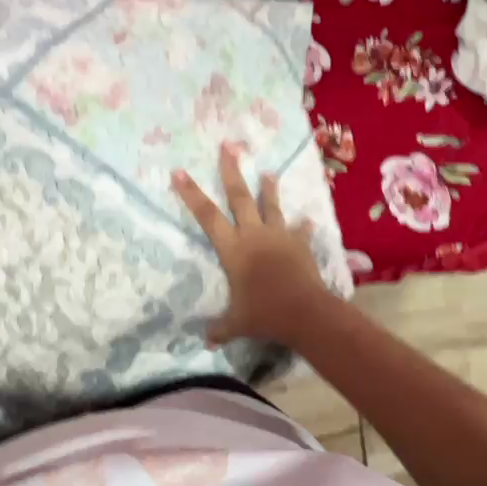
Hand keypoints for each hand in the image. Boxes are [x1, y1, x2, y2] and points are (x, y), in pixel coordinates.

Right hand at [172, 144, 338, 347]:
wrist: (305, 312)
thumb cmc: (264, 314)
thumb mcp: (237, 323)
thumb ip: (221, 327)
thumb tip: (207, 339)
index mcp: (233, 248)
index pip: (206, 216)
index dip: (191, 194)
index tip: (179, 172)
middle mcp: (254, 234)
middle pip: (240, 197)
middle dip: (231, 170)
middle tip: (228, 146)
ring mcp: (279, 236)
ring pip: (271, 206)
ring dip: (269, 188)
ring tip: (267, 172)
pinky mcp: (300, 244)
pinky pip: (301, 232)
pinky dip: (302, 227)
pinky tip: (307, 220)